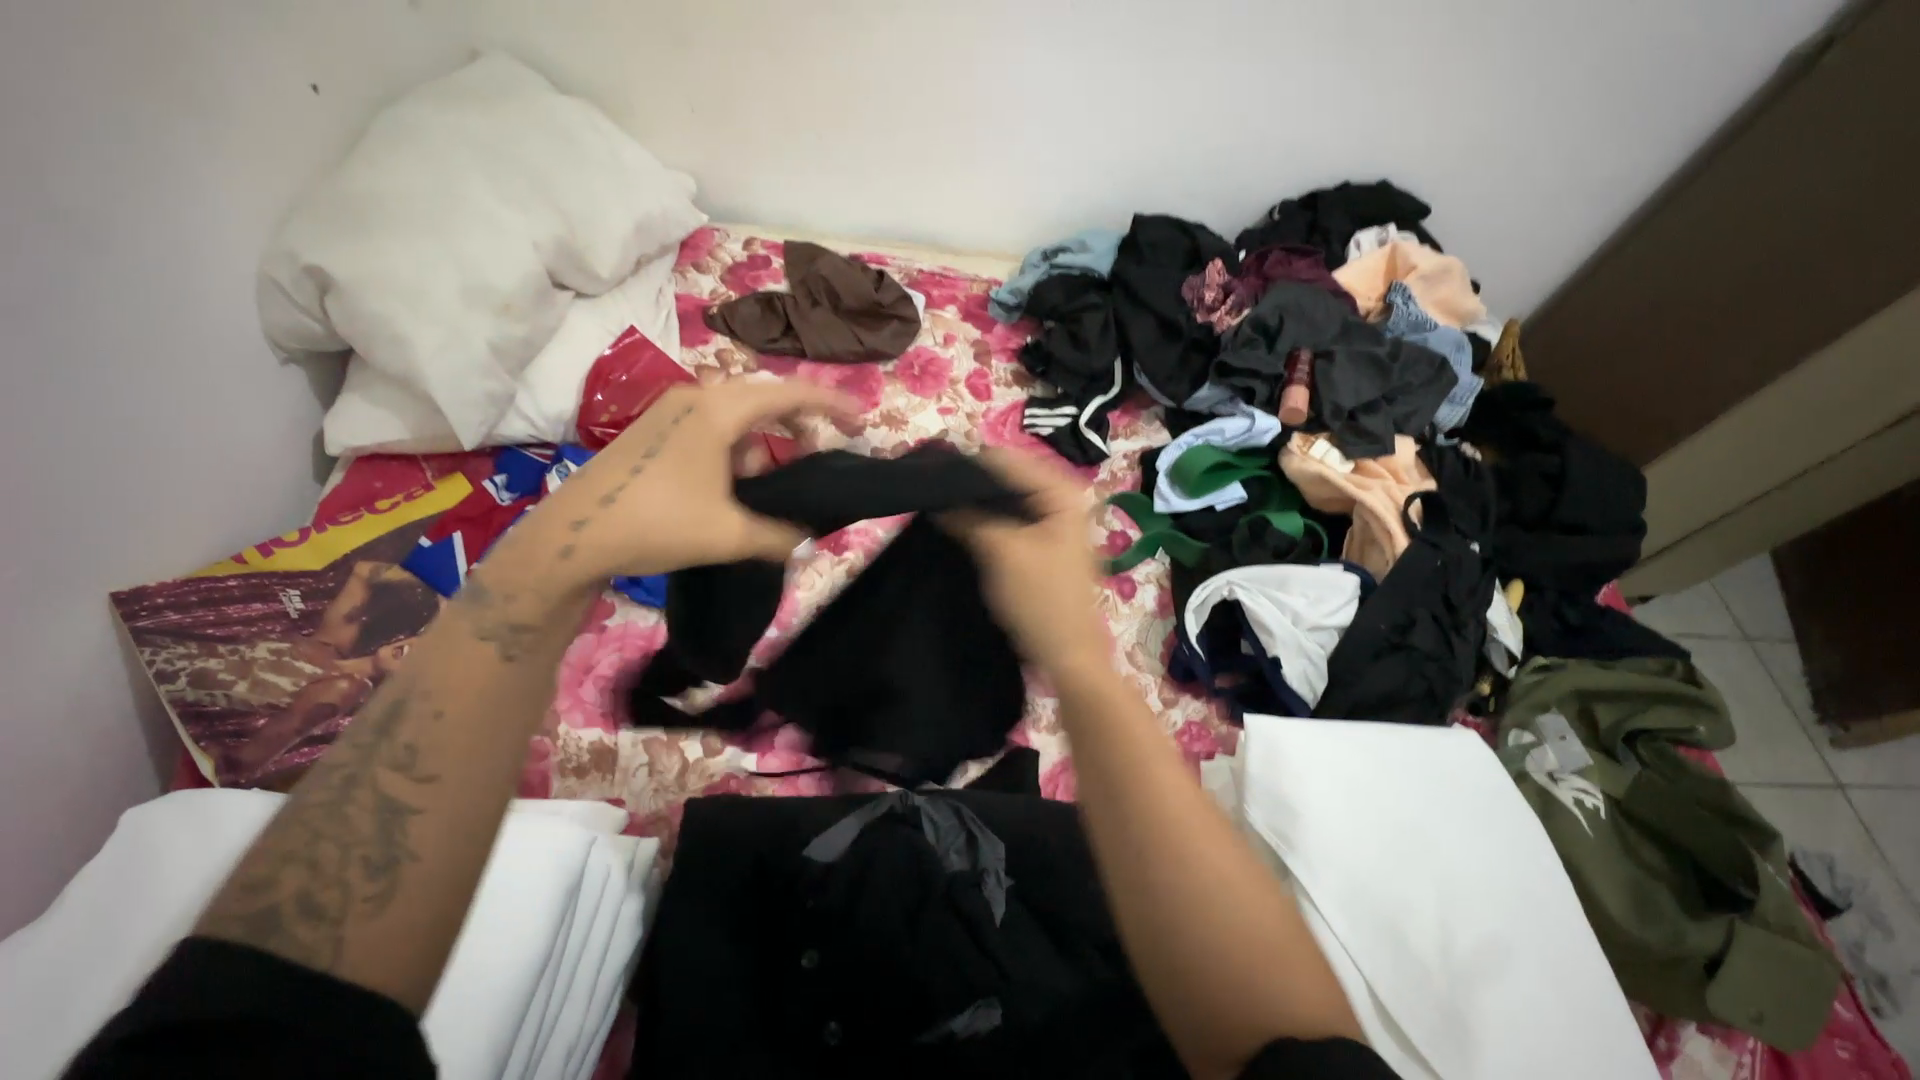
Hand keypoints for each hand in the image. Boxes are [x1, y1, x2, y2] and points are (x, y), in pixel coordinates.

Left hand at [498, 380, 856, 589]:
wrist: (574, 537)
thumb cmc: (658, 523)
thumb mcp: (730, 534)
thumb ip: (779, 535)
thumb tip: (807, 540)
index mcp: (718, 410)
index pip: (790, 394)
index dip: (832, 404)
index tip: (862, 419)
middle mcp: (694, 398)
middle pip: (763, 400)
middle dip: (797, 427)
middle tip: (820, 457)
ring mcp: (668, 413)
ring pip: (735, 418)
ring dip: (761, 446)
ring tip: (768, 488)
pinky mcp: (652, 432)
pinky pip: (710, 429)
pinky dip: (734, 451)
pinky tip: (731, 489)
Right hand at [941, 449, 1111, 676]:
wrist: (1067, 655)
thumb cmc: (1040, 600)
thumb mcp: (1001, 552)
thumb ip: (967, 516)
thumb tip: (935, 495)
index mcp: (1061, 490)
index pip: (1004, 458)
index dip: (966, 464)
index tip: (927, 474)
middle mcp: (1060, 497)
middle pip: (1004, 477)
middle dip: (969, 485)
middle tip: (928, 494)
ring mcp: (1052, 522)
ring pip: (1003, 500)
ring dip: (974, 504)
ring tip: (936, 508)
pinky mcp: (1040, 543)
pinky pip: (1006, 520)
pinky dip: (984, 521)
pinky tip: (956, 527)